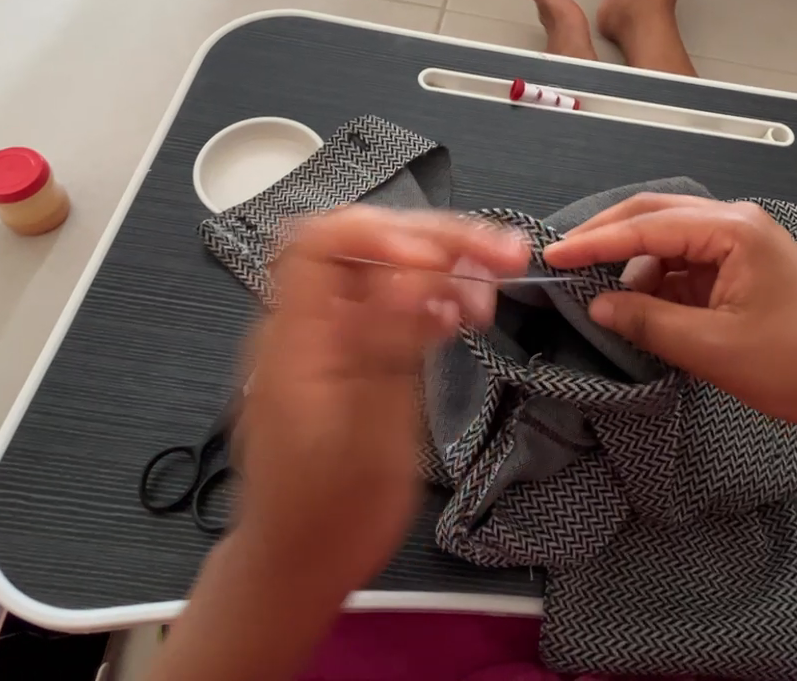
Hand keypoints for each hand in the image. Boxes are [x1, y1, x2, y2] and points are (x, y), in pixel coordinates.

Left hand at [234, 207, 527, 597]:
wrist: (299, 561)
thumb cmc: (326, 516)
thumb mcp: (365, 438)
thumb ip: (388, 349)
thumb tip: (411, 277)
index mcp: (296, 338)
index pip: (322, 242)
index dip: (382, 235)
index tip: (436, 263)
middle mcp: (309, 324)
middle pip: (367, 244)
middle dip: (436, 239)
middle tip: (500, 253)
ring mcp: (331, 336)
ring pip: (387, 269)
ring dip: (444, 262)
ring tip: (496, 275)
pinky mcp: (353, 350)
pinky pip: (394, 302)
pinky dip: (436, 295)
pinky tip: (468, 308)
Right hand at [541, 194, 796, 439]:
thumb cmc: (792, 366)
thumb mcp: (711, 347)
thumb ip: (647, 320)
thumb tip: (596, 304)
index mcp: (735, 229)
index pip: (649, 225)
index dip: (596, 241)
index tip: (553, 255)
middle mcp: (737, 223)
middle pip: (657, 216)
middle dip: (609, 238)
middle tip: (564, 259)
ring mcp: (741, 244)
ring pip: (669, 240)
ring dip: (634, 265)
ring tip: (600, 293)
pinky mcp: (740, 268)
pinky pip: (686, 264)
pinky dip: (657, 282)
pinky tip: (638, 304)